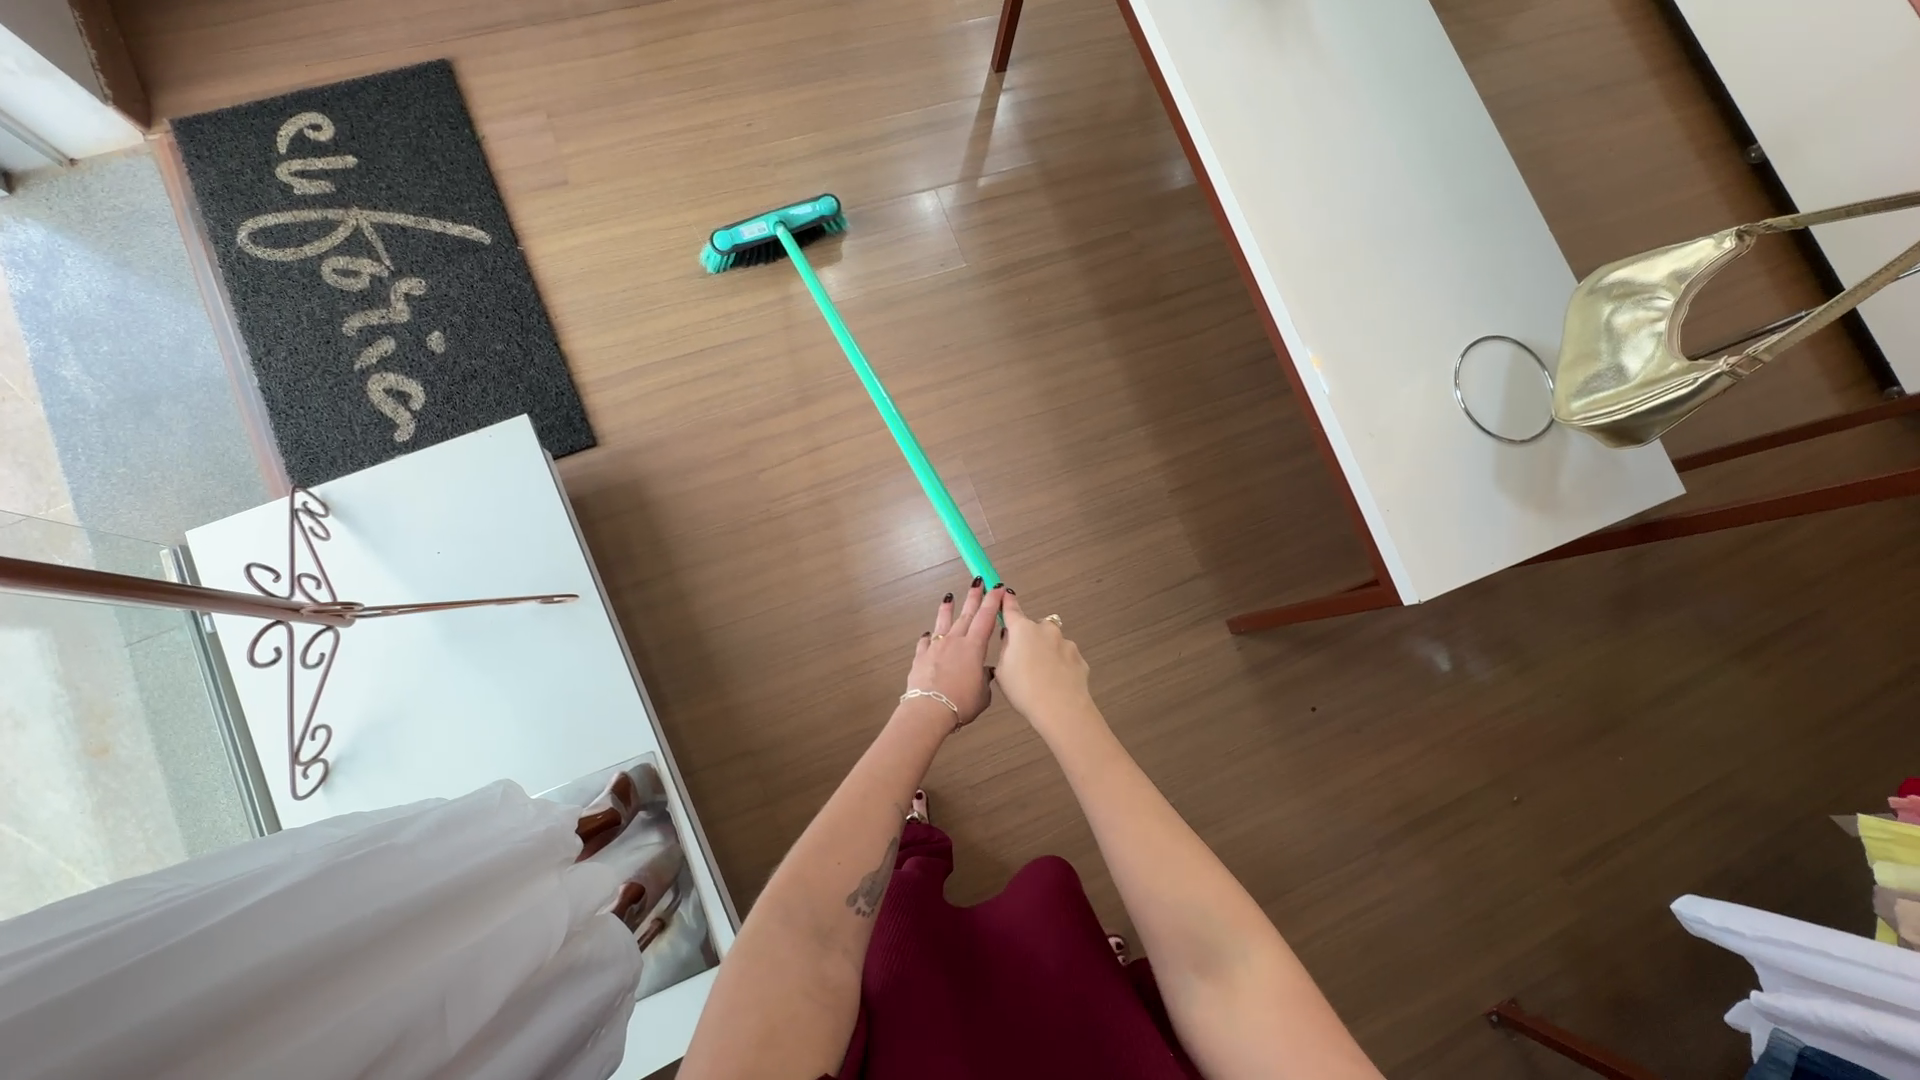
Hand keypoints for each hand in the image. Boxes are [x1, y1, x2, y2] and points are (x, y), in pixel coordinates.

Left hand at [903, 579, 1003, 728]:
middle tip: (978, 582)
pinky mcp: (920, 657)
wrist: (929, 709)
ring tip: (949, 597)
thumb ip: (984, 680)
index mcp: (974, 647)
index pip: (987, 617)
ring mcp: (935, 647)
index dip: (993, 601)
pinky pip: (925, 643)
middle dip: (974, 597)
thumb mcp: (983, 694)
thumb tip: (984, 674)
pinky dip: (928, 638)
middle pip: (966, 614)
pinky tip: (927, 635)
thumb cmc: (960, 703)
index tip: (998, 588)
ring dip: (947, 609)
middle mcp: (955, 641)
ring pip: (943, 622)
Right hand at [996, 592, 1097, 739]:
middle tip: (1023, 661)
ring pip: (1052, 642)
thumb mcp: (1002, 671)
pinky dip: (1061, 665)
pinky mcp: (1079, 658)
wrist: (1061, 708)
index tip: (1005, 593)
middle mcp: (1046, 630)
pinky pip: (1065, 657)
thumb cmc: (1024, 689)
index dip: (1007, 602)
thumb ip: (1005, 650)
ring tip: (1042, 677)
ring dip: (1047, 652)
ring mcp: (1066, 643)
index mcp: (1023, 630)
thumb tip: (1010, 640)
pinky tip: (1056, 683)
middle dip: (1030, 638)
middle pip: (1035, 627)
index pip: (1012, 609)